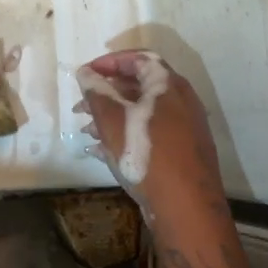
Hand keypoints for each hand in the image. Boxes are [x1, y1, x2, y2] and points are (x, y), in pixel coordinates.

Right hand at [74, 50, 220, 219]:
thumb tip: (86, 73)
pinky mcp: (184, 151)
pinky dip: (127, 134)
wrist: (187, 208)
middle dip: (106, 93)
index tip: (86, 74)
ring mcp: (185, 127)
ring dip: (113, 116)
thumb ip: (96, 92)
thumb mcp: (113, 120)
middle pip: (140, 85)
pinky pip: (150, 132)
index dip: (109, 62)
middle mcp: (182, 101)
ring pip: (143, 111)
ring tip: (88, 132)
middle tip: (81, 106)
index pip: (139, 58)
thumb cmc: (146, 155)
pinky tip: (104, 152)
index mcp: (168, 85)